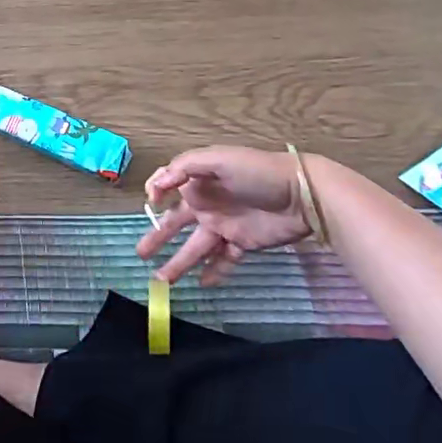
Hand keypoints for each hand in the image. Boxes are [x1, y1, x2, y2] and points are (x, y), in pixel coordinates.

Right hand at [136, 145, 311, 284]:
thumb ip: (184, 167)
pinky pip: (223, 259)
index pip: (171, 186)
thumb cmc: (257, 173)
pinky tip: (202, 283)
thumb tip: (155, 186)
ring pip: (195, 247)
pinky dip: (213, 271)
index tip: (148, 206)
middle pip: (177, 222)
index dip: (157, 193)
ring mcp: (224, 225)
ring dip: (178, 263)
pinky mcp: (242, 243)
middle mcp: (208, 203)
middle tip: (140, 254)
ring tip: (161, 281)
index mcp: (200, 181)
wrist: (300, 196)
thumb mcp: (218, 159)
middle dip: (158, 237)